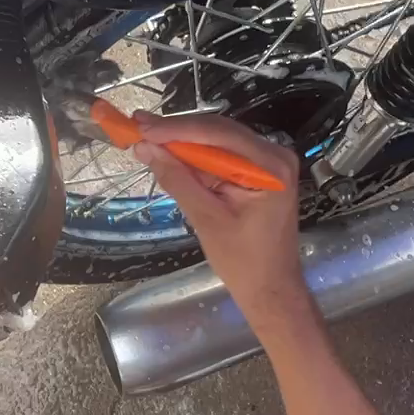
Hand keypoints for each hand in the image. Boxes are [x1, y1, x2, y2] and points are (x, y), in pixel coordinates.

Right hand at [131, 112, 313, 330]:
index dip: (176, 129)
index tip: (141, 125)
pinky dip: (196, 154)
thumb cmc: (244, 262)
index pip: (218, 134)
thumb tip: (145, 148)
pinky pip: (224, 154)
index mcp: (269, 166)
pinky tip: (170, 150)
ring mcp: (270, 162)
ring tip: (147, 135)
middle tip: (138, 125)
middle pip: (219, 131)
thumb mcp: (205, 219)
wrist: (271, 289)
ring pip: (219, 140)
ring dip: (183, 140)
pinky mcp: (260, 171)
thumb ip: (177, 179)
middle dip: (176, 131)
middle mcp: (274, 155)